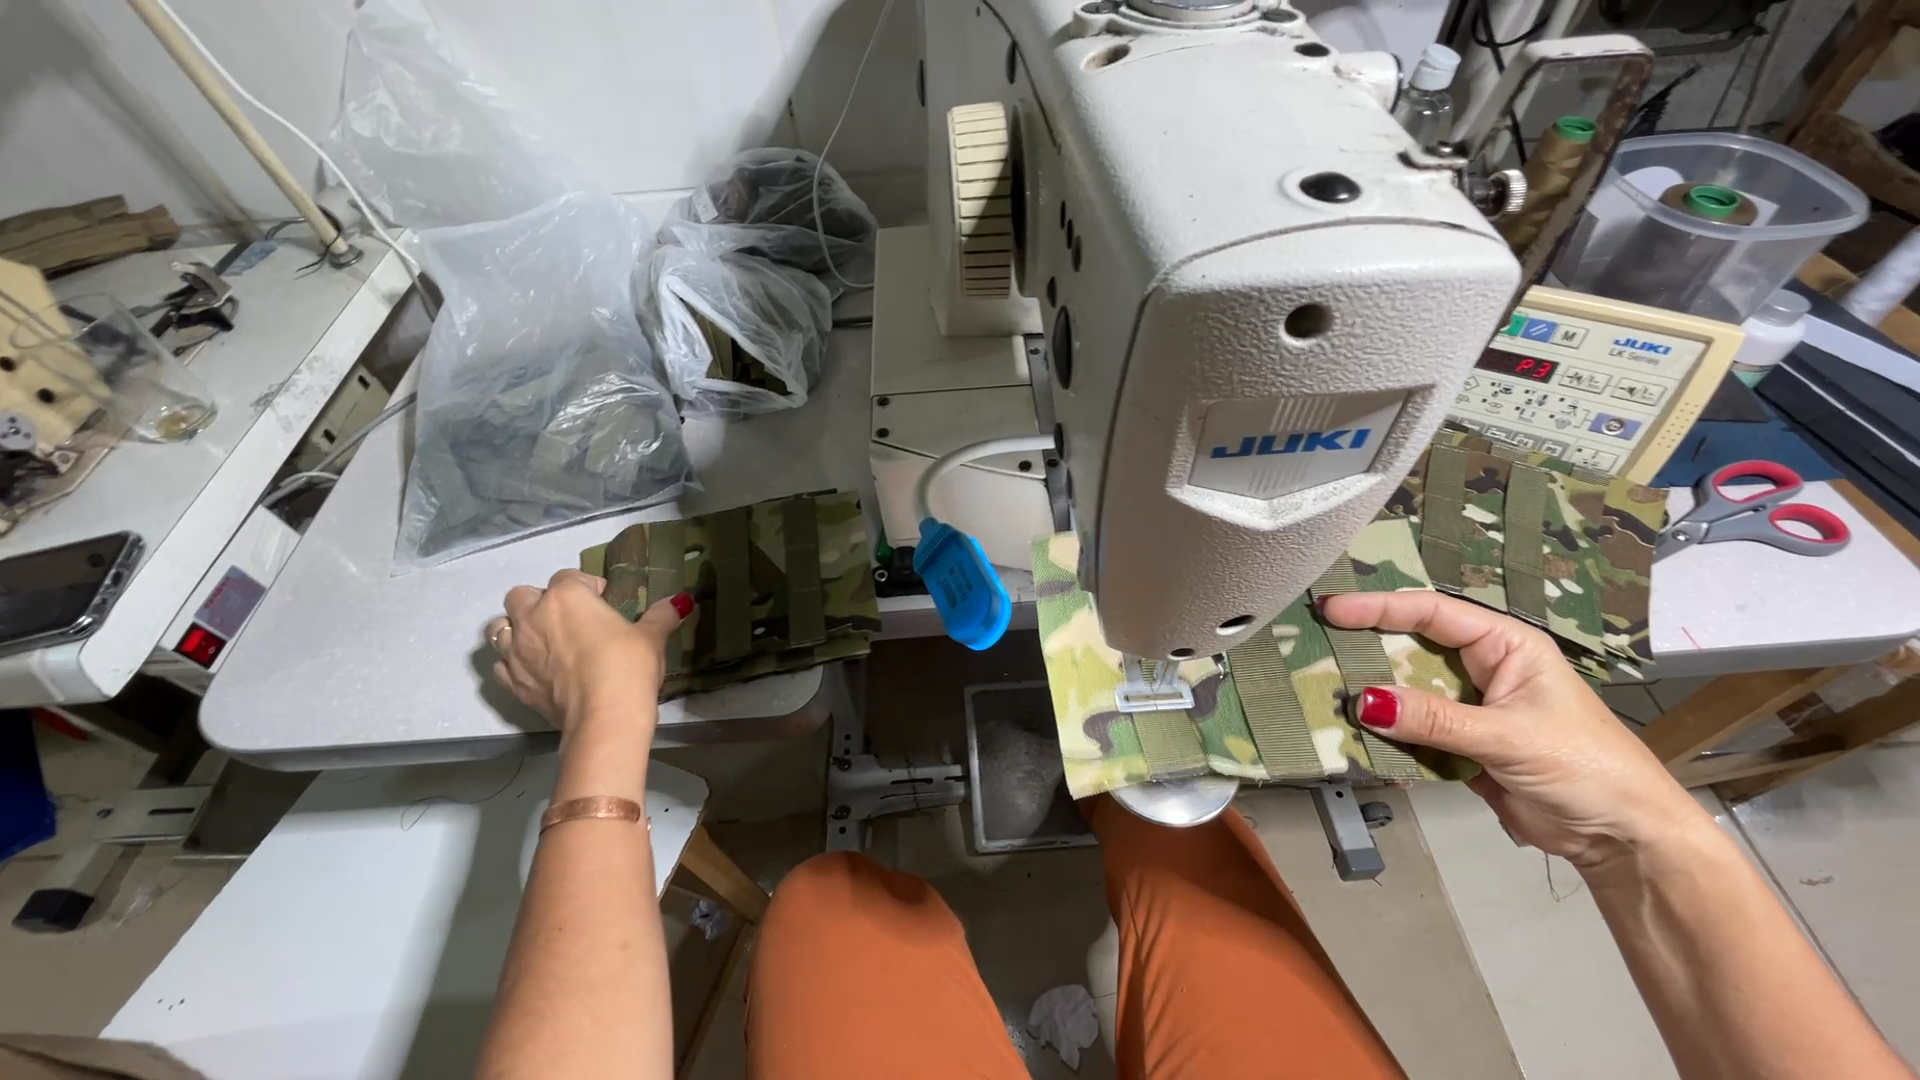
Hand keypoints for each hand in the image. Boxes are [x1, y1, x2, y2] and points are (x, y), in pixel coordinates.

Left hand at [485, 570, 691, 730]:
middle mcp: (533, 617)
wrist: (604, 717)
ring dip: (516, 629)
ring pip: (499, 628)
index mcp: (567, 597)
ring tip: (543, 642)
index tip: (606, 601)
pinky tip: (535, 671)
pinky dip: (513, 664)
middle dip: (541, 601)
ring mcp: (517, 651)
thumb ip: (661, 616)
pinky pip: (501, 665)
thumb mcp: (651, 638)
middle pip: (522, 595)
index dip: (588, 586)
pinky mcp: (512, 682)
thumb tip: (681, 601)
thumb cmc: (628, 666)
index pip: (570, 577)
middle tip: (569, 619)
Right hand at [1320, 590, 1709, 869]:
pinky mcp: (1455, 743)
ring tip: (1319, 685)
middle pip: (1410, 645)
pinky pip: (1407, 728)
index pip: (1432, 613)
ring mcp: (1465, 705)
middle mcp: (1480, 667)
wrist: (1620, 838)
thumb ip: (1435, 719)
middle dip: (1364, 644)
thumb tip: (1362, 700)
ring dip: (1368, 691)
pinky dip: (1381, 731)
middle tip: (1313, 642)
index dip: (1380, 608)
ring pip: (1403, 688)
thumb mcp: (1510, 737)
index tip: (1333, 611)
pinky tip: (1350, 730)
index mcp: (1505, 645)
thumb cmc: (1587, 768)